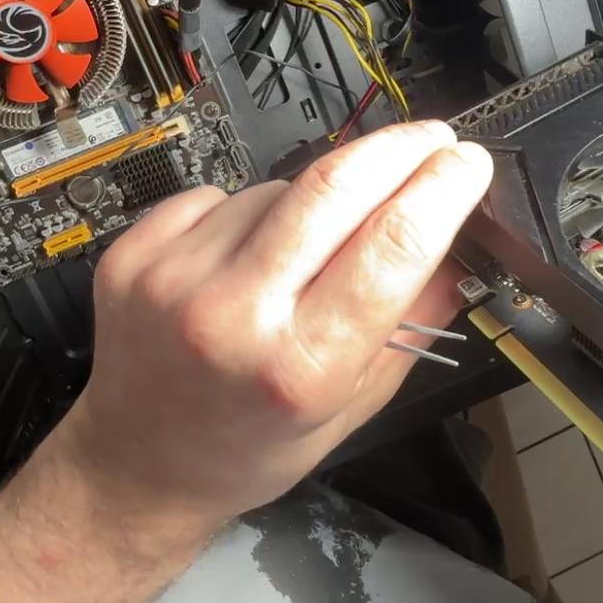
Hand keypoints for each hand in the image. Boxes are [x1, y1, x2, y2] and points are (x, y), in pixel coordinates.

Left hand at [50, 121, 491, 530]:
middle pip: (334, 186)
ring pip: (277, 187)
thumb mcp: (352, 405)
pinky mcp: (136, 251)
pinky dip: (248, 214)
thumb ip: (413, 322)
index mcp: (302, 366)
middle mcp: (233, 315)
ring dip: (310, 201)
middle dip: (398, 148)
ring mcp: (174, 276)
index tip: (466, 162)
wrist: (140, 463)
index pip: (392, 246)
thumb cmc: (250, 446)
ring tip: (300, 254)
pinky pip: (221, 196)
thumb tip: (457, 244)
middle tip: (429, 140)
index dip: (442, 190)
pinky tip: (240, 259)